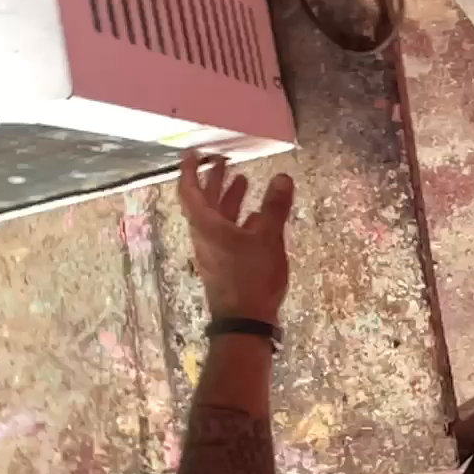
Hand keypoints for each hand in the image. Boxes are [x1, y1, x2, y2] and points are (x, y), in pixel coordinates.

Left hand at [174, 151, 295, 322]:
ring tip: (243, 182)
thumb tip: (282, 177)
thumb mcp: (268, 238)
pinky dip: (239, 219)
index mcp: (207, 225)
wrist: (245, 320)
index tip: (195, 153)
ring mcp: (214, 251)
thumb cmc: (252, 277)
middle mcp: (205, 236)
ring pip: (217, 218)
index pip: (191, 190)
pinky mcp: (226, 263)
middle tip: (223, 160)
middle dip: (213, 180)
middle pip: (204, 202)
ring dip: (228, 199)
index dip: (192, 169)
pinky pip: (228, 232)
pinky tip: (257, 216)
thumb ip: (275, 207)